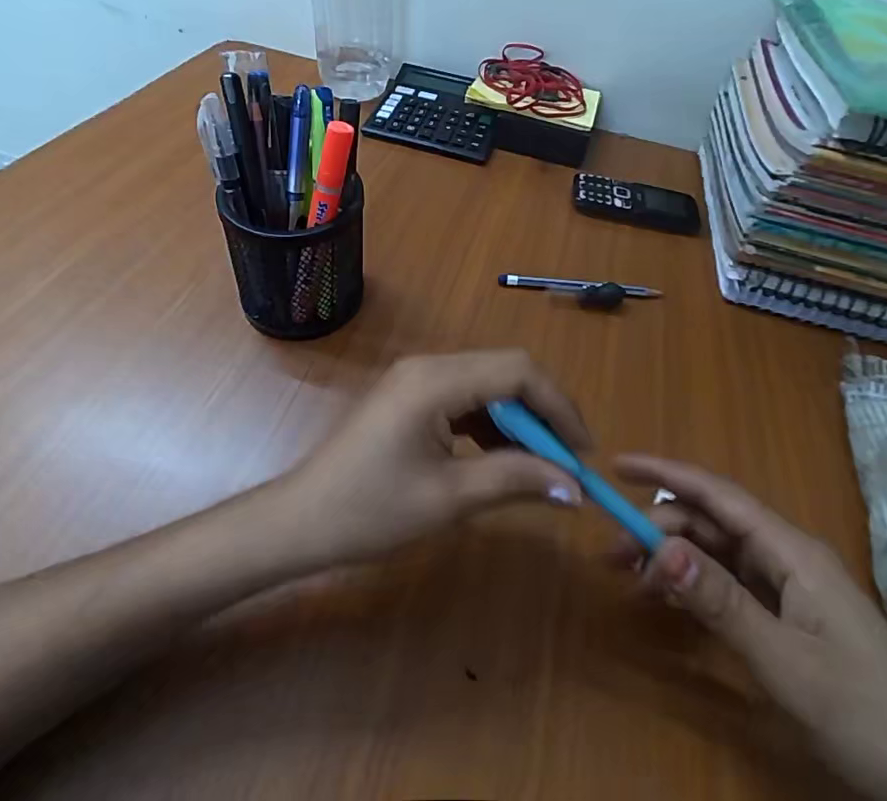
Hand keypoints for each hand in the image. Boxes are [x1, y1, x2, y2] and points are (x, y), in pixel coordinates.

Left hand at [269, 350, 590, 568]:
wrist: (303, 519)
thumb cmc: (371, 509)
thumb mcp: (450, 497)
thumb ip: (516, 480)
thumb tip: (575, 487)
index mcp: (434, 380)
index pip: (518, 371)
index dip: (559, 408)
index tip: (584, 455)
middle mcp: (425, 367)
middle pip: (504, 372)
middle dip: (542, 415)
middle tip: (567, 466)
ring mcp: (413, 380)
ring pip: (486, 385)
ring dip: (518, 422)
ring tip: (541, 469)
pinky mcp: (407, 399)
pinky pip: (462, 399)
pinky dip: (489, 426)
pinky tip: (502, 460)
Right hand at [609, 455, 886, 800]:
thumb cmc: (864, 713)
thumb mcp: (785, 661)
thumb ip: (721, 602)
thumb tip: (659, 548)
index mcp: (792, 553)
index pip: (718, 495)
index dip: (665, 474)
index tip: (615, 466)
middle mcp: (786, 558)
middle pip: (708, 522)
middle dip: (657, 527)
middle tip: (612, 556)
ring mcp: (786, 586)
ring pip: (712, 550)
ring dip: (669, 556)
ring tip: (631, 579)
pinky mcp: (782, 614)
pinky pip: (723, 581)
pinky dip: (689, 582)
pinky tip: (666, 598)